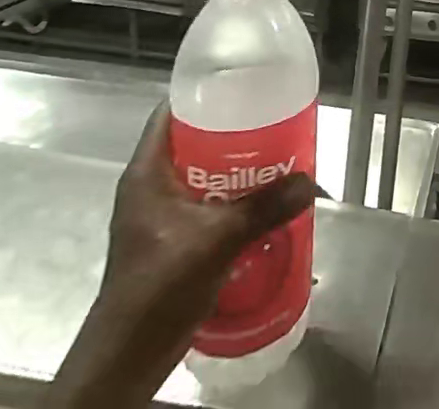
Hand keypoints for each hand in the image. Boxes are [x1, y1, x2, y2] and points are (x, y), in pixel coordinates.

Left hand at [47, 103, 313, 408]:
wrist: (129, 353)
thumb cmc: (160, 283)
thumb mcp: (217, 239)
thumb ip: (264, 208)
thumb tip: (309, 182)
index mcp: (147, 171)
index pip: (170, 113)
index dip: (202, 93)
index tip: (240, 86)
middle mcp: (149, 185)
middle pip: (190, 141)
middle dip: (229, 133)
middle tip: (268, 124)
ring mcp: (158, 213)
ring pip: (199, 174)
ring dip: (232, 168)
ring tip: (271, 160)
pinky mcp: (169, 238)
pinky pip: (203, 202)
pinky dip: (229, 197)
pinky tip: (259, 203)